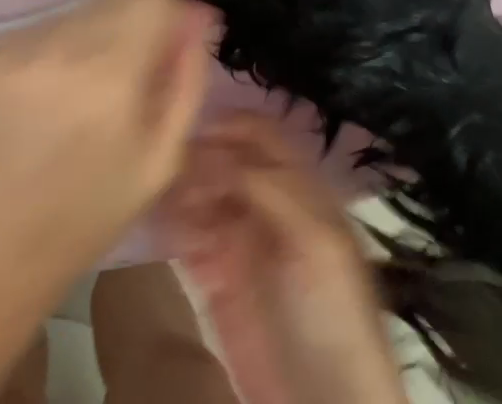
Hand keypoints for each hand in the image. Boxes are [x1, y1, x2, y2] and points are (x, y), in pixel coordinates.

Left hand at [0, 0, 217, 302]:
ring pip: (71, 17)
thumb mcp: (160, 163)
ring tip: (74, 103)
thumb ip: (185, 81)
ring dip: (86, 43)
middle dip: (130, 31)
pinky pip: (30, 37)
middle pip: (112, 1)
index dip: (171, 18)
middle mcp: (55, 49)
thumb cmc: (84, 220)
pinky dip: (45, 60)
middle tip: (121, 87)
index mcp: (110, 79)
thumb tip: (198, 18)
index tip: (168, 49)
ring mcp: (7, 50)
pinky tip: (35, 108)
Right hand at [160, 113, 407, 403]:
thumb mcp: (318, 243)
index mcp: (300, 188)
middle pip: (221, 158)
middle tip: (172, 174)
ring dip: (178, 191)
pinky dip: (170, 226)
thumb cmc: (333, 315)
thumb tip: (219, 145)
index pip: (260, 135)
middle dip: (195, 159)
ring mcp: (237, 237)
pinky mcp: (212, 272)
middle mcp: (266, 203)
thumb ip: (274, 188)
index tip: (191, 129)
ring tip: (169, 208)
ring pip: (197, 191)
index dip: (228, 126)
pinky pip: (183, 232)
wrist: (321, 399)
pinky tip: (168, 236)